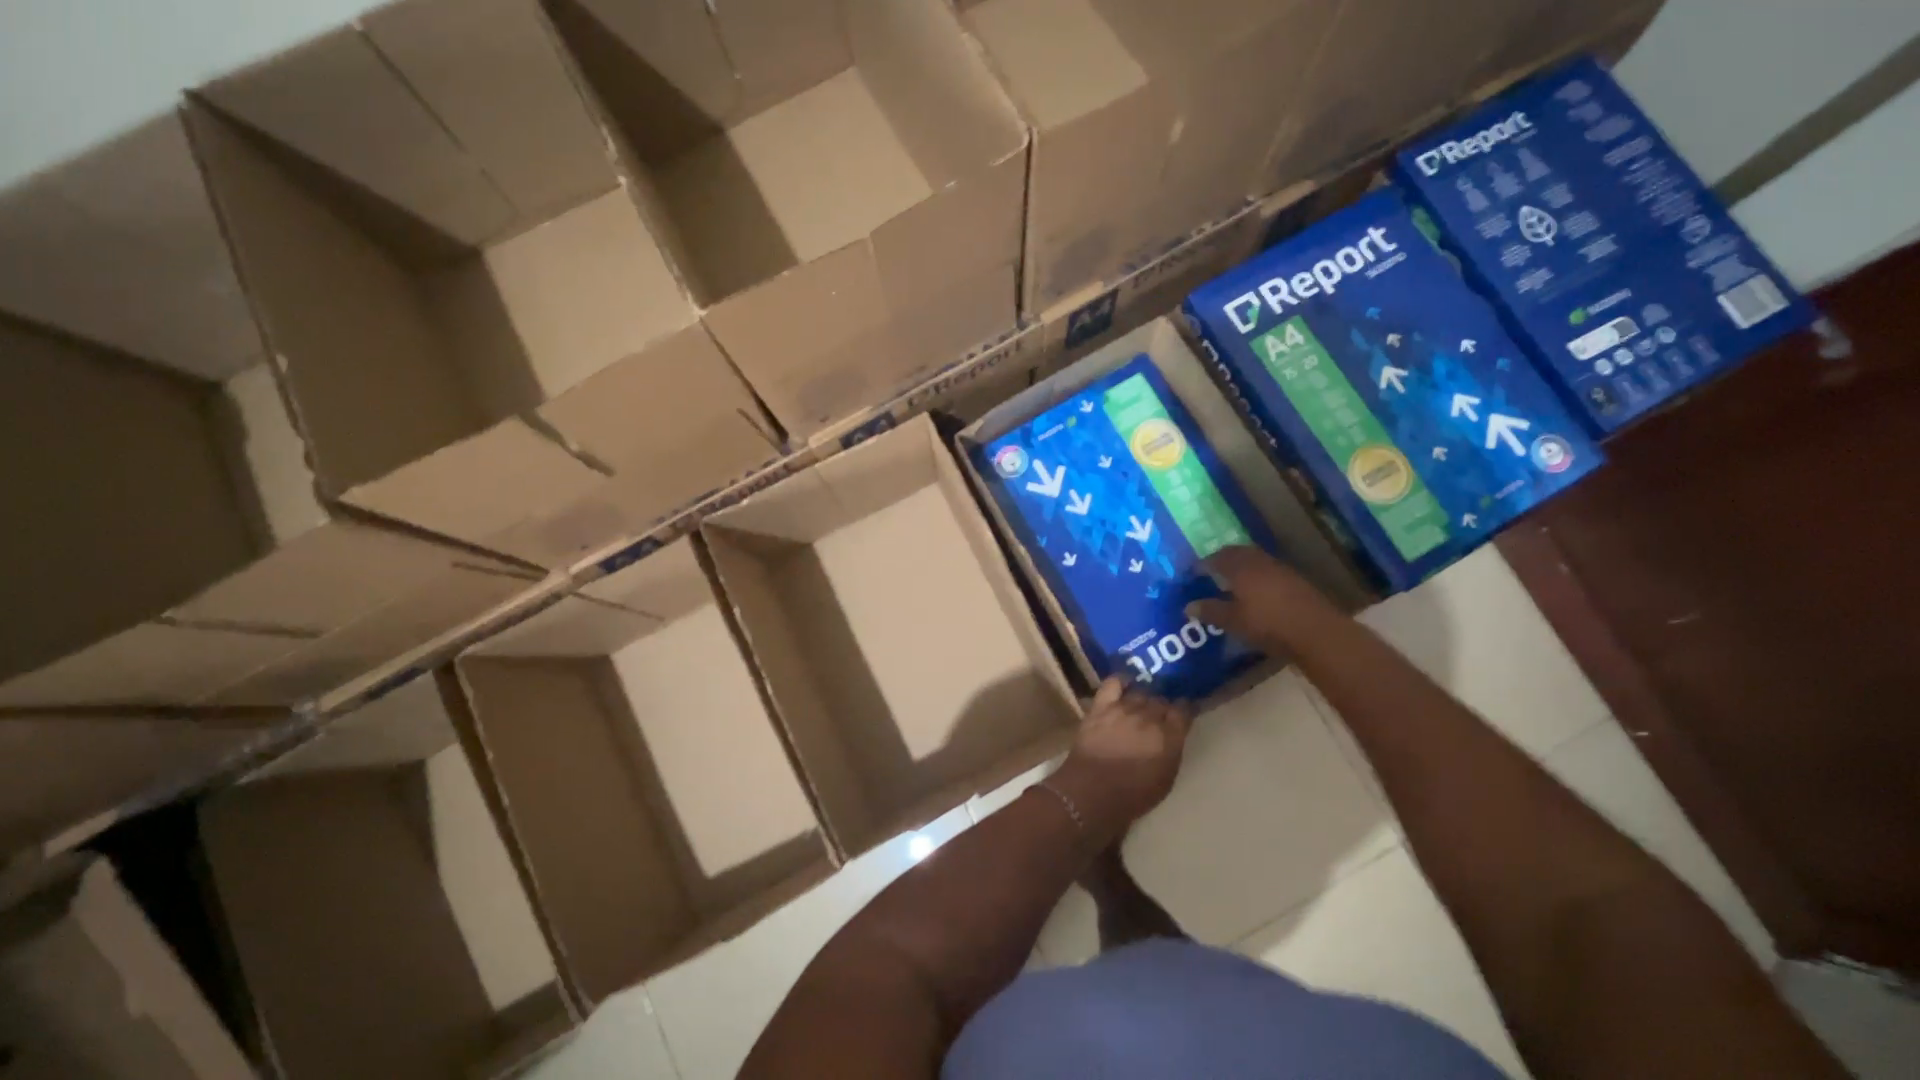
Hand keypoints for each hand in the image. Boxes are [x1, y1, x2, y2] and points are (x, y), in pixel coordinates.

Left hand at [1048, 677, 1191, 840]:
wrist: (1091, 792)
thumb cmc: (1132, 796)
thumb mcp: (1166, 780)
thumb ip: (1172, 752)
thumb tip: (1172, 737)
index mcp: (1169, 737)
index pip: (1184, 711)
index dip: (1185, 709)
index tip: (1184, 712)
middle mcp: (1149, 717)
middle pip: (1161, 700)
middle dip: (1163, 705)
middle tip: (1159, 714)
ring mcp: (1124, 709)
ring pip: (1141, 692)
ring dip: (1144, 697)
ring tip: (1141, 704)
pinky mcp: (1101, 707)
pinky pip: (1113, 683)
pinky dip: (1121, 680)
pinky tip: (1124, 684)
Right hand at [1186, 546, 1333, 652]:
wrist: (1315, 631)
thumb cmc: (1268, 624)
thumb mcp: (1234, 621)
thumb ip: (1211, 611)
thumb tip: (1188, 606)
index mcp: (1241, 567)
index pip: (1216, 558)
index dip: (1202, 565)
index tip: (1192, 573)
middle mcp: (1259, 562)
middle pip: (1237, 553)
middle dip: (1222, 560)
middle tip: (1211, 572)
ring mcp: (1280, 569)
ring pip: (1255, 560)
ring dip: (1241, 566)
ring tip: (1231, 581)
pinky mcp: (1295, 580)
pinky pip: (1268, 570)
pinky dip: (1256, 575)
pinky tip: (1255, 591)